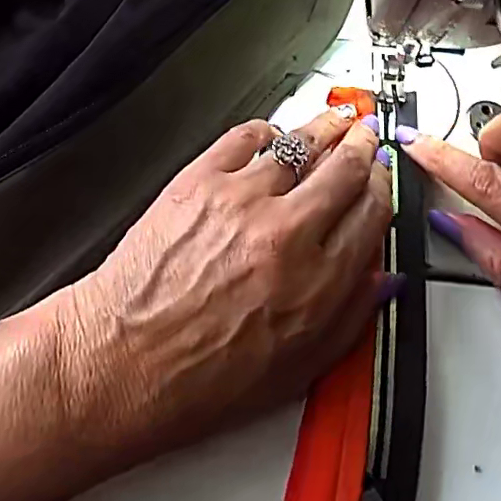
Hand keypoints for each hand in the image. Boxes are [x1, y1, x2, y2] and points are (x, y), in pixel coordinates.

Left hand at [58, 107, 392, 465]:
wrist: (116, 364)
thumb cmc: (197, 378)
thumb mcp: (295, 371)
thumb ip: (350, 319)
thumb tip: (382, 280)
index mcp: (316, 282)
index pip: (372, 211)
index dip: (384, 188)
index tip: (381, 181)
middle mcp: (286, 234)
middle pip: (346, 168)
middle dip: (364, 147)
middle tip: (365, 139)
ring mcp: (242, 201)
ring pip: (302, 143)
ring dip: (326, 128)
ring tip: (336, 121)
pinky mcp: (199, 182)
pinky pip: (247, 136)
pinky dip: (268, 130)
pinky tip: (275, 134)